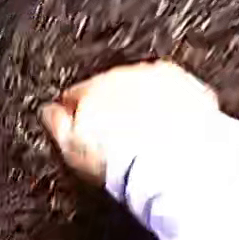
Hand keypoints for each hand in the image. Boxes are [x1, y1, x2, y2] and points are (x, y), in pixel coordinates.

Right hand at [38, 61, 222, 186]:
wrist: (169, 163)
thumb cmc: (120, 162)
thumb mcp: (71, 148)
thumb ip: (56, 124)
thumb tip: (48, 111)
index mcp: (92, 88)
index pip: (74, 95)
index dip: (74, 116)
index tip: (81, 134)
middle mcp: (126, 76)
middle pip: (110, 90)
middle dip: (111, 111)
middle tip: (115, 143)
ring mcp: (160, 80)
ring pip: (143, 91)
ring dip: (142, 110)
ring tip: (143, 143)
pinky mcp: (190, 90)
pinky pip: (176, 97)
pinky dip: (171, 112)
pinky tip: (168, 136)